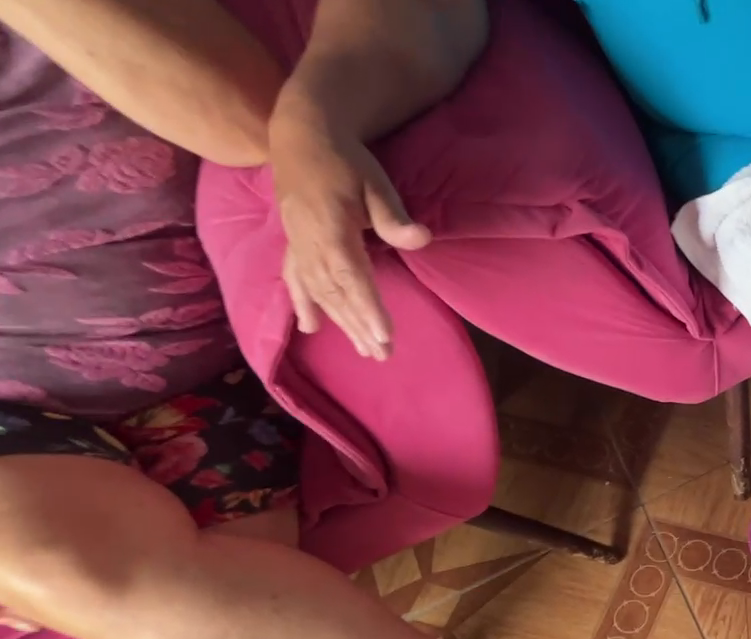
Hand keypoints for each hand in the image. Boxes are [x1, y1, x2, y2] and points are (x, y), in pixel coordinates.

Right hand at [267, 104, 429, 359]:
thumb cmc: (347, 162)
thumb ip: (393, 216)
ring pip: (318, 290)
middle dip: (359, 325)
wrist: (301, 135)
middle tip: (383, 354)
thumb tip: (421, 238)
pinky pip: (294, 278)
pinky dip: (302, 303)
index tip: (383, 333)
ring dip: (341, 322)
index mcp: (329, 226)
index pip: (350, 275)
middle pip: (334, 291)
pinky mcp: (293, 241)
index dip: (366, 306)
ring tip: (365, 351)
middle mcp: (307, 240)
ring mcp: (296, 242)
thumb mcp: (376, 183)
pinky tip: (310, 328)